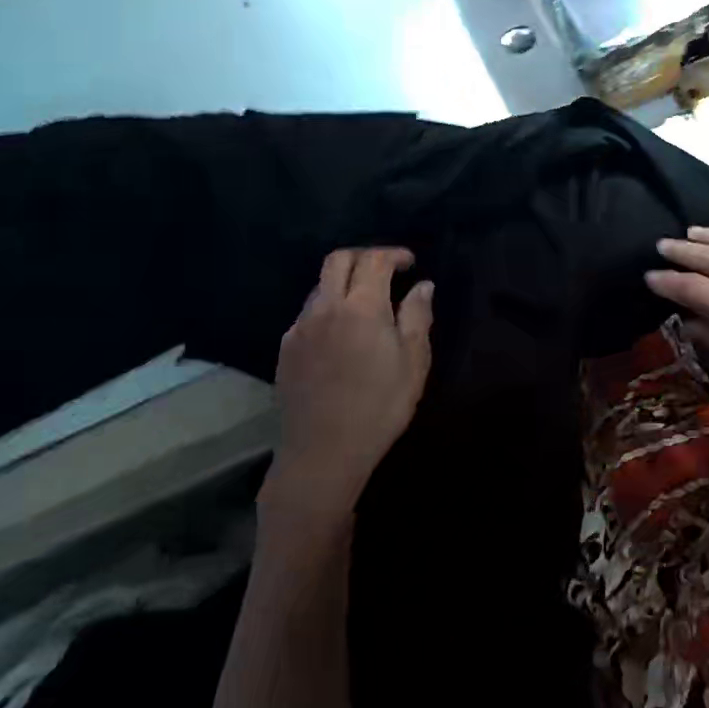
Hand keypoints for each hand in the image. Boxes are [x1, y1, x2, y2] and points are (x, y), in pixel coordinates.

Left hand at [262, 248, 434, 515]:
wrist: (323, 453)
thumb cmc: (379, 407)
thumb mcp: (413, 363)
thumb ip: (417, 317)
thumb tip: (423, 285)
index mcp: (360, 308)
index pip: (374, 260)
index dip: (394, 254)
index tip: (410, 262)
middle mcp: (325, 308)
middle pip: (338, 260)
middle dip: (364, 256)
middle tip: (387, 270)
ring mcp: (300, 328)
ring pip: (320, 286)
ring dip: (344, 282)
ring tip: (366, 302)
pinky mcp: (285, 349)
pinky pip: (308, 313)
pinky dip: (328, 308)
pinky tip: (341, 333)